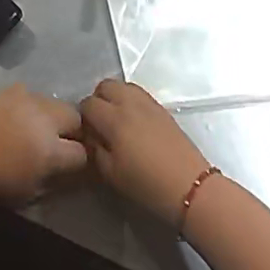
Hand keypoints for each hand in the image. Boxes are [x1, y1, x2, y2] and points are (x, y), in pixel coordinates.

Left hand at [0, 84, 88, 203]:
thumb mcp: (26, 192)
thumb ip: (50, 178)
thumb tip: (59, 171)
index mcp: (52, 150)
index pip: (81, 152)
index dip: (79, 159)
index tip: (71, 164)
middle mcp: (48, 119)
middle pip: (76, 118)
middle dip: (72, 129)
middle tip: (59, 141)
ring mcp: (31, 100)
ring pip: (55, 104)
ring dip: (51, 116)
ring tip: (36, 127)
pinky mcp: (14, 90)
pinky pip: (31, 96)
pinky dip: (30, 106)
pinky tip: (17, 117)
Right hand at [79, 79, 210, 223]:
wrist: (187, 183)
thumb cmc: (145, 183)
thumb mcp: (111, 173)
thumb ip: (95, 148)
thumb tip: (90, 134)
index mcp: (115, 119)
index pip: (88, 103)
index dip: (82, 116)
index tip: (85, 132)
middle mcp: (130, 102)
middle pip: (105, 85)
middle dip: (97, 100)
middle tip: (98, 123)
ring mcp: (148, 101)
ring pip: (123, 85)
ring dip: (114, 97)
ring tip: (115, 122)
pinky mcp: (161, 106)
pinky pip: (138, 93)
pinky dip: (129, 100)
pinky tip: (132, 123)